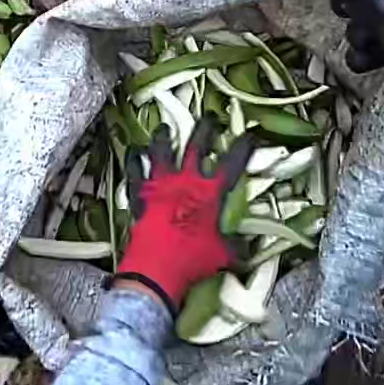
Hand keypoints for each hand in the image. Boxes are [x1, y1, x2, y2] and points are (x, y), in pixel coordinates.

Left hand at [114, 120, 252, 309]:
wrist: (156, 267)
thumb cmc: (192, 260)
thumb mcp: (223, 255)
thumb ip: (234, 246)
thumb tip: (246, 251)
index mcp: (210, 193)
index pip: (232, 164)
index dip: (242, 148)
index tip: (250, 135)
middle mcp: (185, 181)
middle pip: (196, 147)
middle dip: (205, 129)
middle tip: (209, 117)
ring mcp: (160, 184)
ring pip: (160, 152)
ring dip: (162, 138)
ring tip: (163, 128)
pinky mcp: (139, 193)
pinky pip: (135, 172)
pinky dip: (134, 162)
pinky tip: (133, 154)